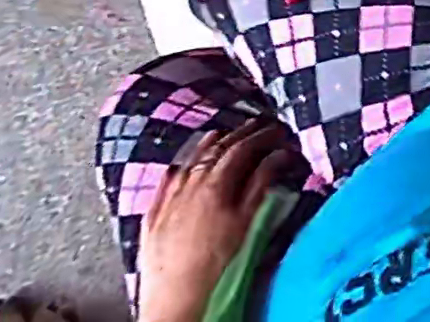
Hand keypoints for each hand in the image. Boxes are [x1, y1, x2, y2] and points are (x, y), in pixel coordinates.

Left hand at [136, 120, 300, 321]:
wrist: (177, 310)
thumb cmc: (219, 269)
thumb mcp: (248, 225)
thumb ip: (262, 185)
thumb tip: (278, 156)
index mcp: (215, 186)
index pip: (242, 149)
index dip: (262, 136)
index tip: (278, 130)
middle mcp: (189, 188)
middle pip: (216, 150)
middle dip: (239, 135)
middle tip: (256, 126)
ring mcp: (167, 205)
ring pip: (188, 163)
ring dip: (207, 145)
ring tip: (220, 134)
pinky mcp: (151, 225)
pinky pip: (162, 188)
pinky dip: (175, 171)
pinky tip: (178, 165)